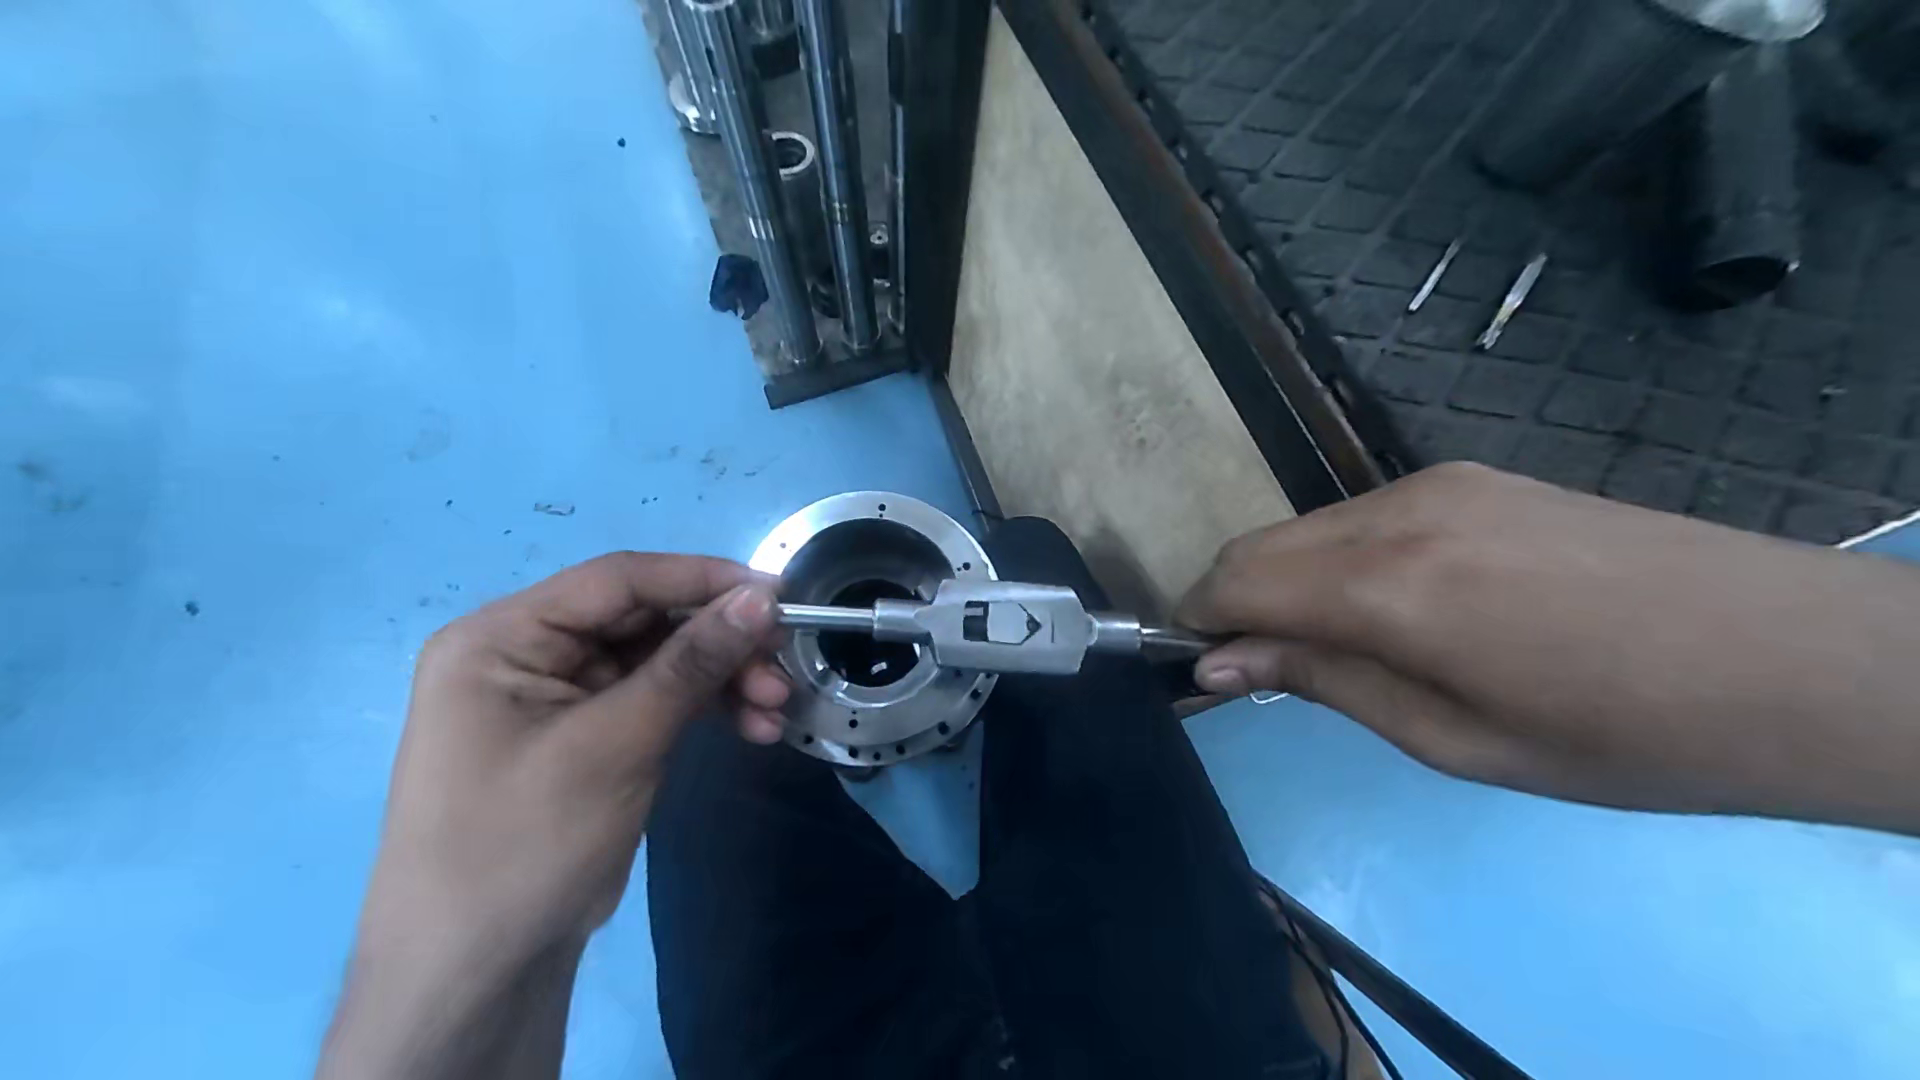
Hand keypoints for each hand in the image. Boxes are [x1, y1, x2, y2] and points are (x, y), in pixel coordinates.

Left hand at [319, 553, 789, 1079]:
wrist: (483, 972)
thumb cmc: (526, 843)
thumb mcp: (616, 744)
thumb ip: (691, 663)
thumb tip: (762, 597)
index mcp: (504, 636)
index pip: (617, 580)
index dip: (700, 579)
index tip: (774, 593)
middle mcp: (533, 651)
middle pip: (648, 619)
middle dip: (721, 641)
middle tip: (782, 664)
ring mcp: (567, 692)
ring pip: (666, 658)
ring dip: (725, 677)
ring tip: (776, 705)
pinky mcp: (598, 728)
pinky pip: (664, 696)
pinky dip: (710, 707)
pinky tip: (754, 726)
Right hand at [1177, 463, 1919, 834]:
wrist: (1818, 662)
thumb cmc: (1626, 735)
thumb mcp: (1453, 739)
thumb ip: (1321, 682)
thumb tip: (1217, 664)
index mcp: (1388, 586)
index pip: (1233, 582)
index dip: (1196, 621)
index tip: (1198, 666)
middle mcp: (1393, 513)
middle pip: (1254, 546)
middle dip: (1229, 601)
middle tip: (1256, 665)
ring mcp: (1432, 484)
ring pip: (1300, 527)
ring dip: (1280, 579)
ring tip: (1327, 641)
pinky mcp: (1465, 477)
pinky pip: (1353, 516)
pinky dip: (1329, 558)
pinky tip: (1384, 602)